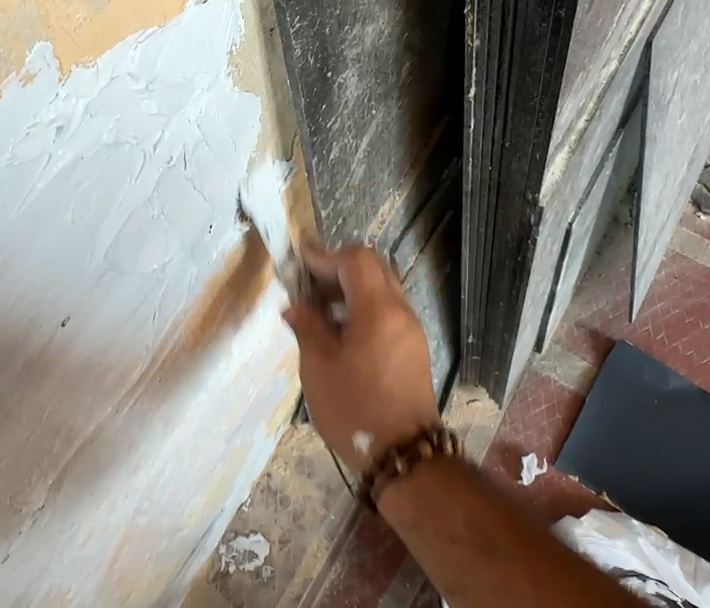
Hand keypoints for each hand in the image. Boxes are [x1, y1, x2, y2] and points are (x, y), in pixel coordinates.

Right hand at [282, 242, 440, 471]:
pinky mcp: (413, 347)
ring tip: (321, 307)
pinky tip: (341, 328)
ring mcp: (411, 329)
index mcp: (378, 310)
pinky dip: (364, 306)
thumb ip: (308, 328)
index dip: (325, 255)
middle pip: (373, 267)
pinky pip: (388, 309)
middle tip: (309, 282)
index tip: (299, 260)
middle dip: (339, 267)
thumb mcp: (319, 368)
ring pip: (382, 288)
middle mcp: (401, 311)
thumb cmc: (356, 409)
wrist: (405, 454)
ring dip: (352, 287)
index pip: (355, 260)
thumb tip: (295, 307)